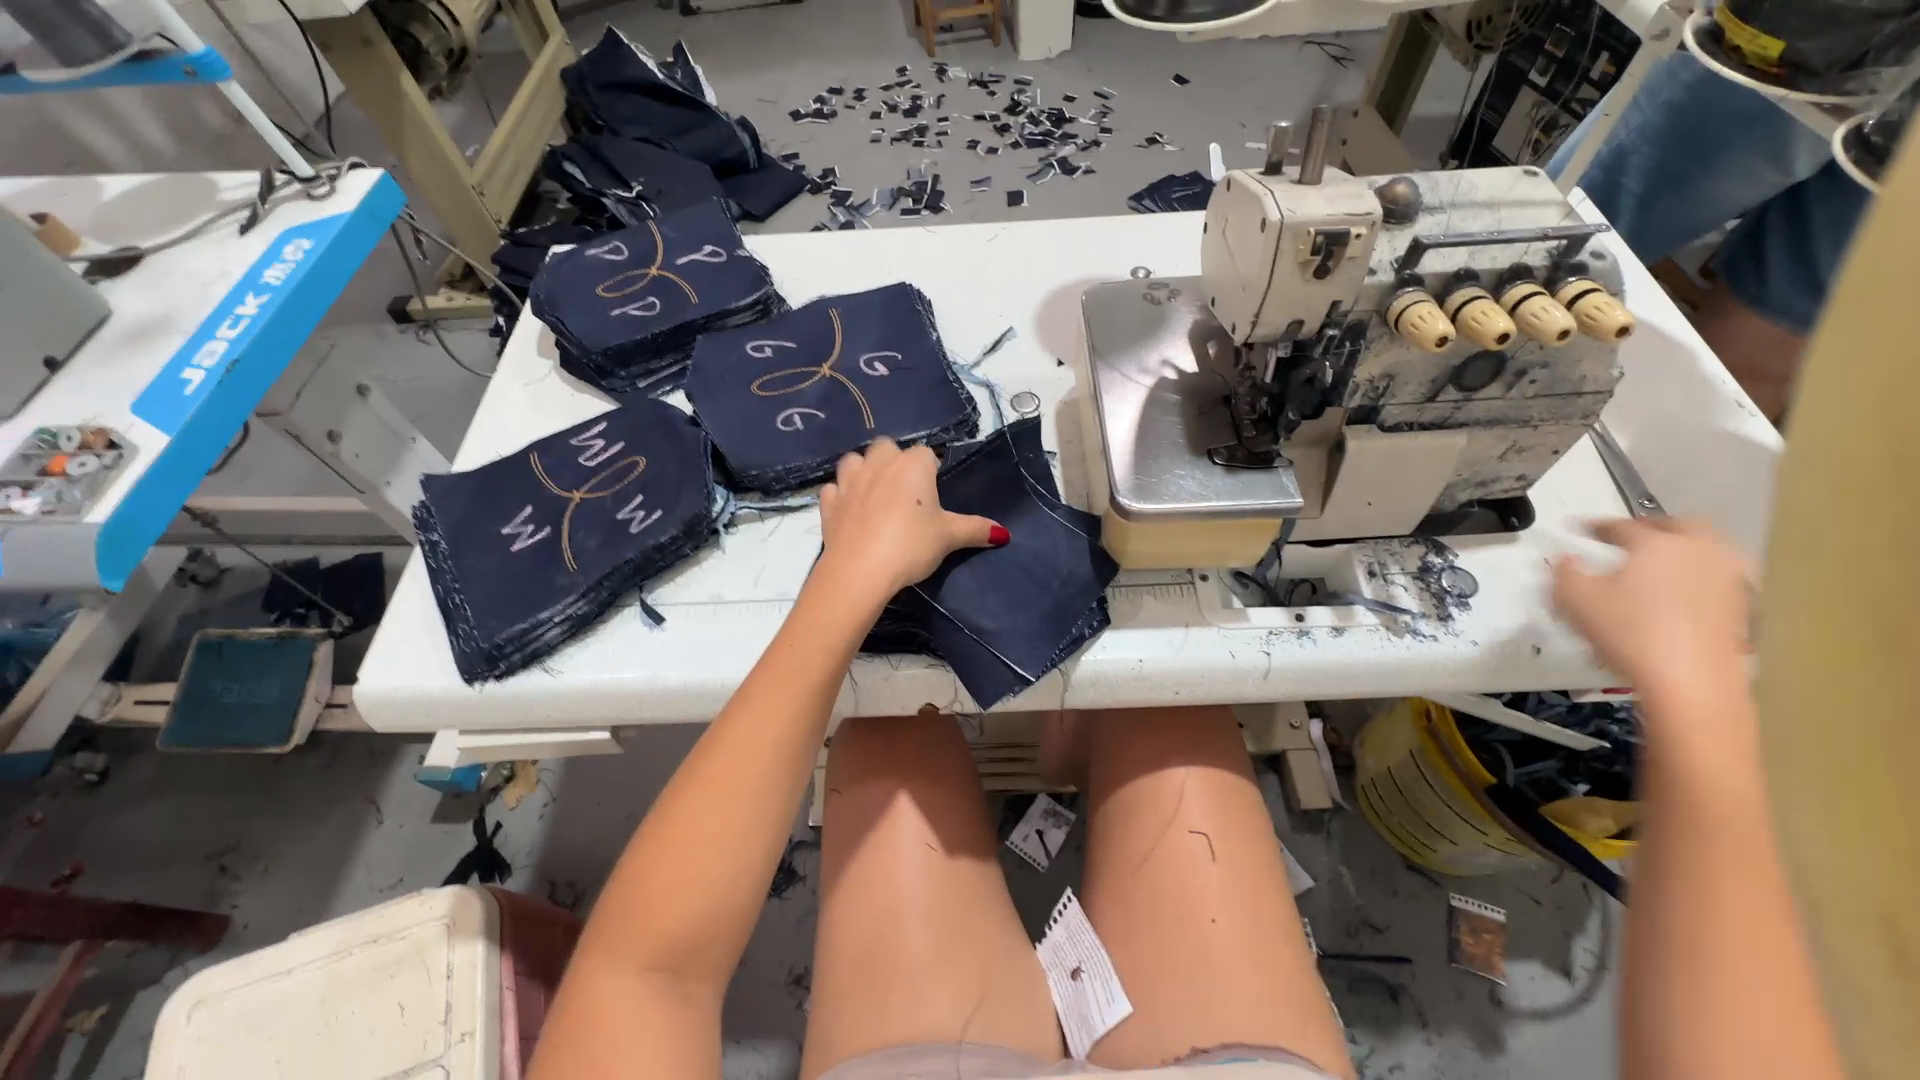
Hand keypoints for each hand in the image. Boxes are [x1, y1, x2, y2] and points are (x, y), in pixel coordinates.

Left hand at [816, 439, 1006, 600]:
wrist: (859, 570)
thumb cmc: (910, 546)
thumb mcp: (948, 538)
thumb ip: (975, 529)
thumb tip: (1004, 533)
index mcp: (912, 466)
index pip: (926, 454)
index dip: (930, 470)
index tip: (933, 494)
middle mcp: (879, 464)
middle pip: (886, 447)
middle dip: (894, 461)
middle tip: (905, 493)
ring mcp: (849, 481)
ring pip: (854, 460)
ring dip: (863, 470)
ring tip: (874, 493)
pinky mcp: (828, 502)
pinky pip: (833, 488)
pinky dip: (840, 495)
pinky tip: (850, 510)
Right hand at [1552, 518, 1750, 705]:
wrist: (1690, 679)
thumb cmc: (1628, 631)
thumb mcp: (1576, 600)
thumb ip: (1565, 572)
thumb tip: (1566, 559)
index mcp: (1657, 543)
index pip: (1622, 526)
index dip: (1597, 526)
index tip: (1579, 528)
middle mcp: (1698, 549)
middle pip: (1678, 526)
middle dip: (1652, 527)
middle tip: (1630, 537)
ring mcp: (1727, 576)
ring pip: (1705, 549)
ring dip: (1682, 549)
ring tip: (1658, 564)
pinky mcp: (1741, 604)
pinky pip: (1715, 576)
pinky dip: (1697, 575)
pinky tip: (1679, 592)